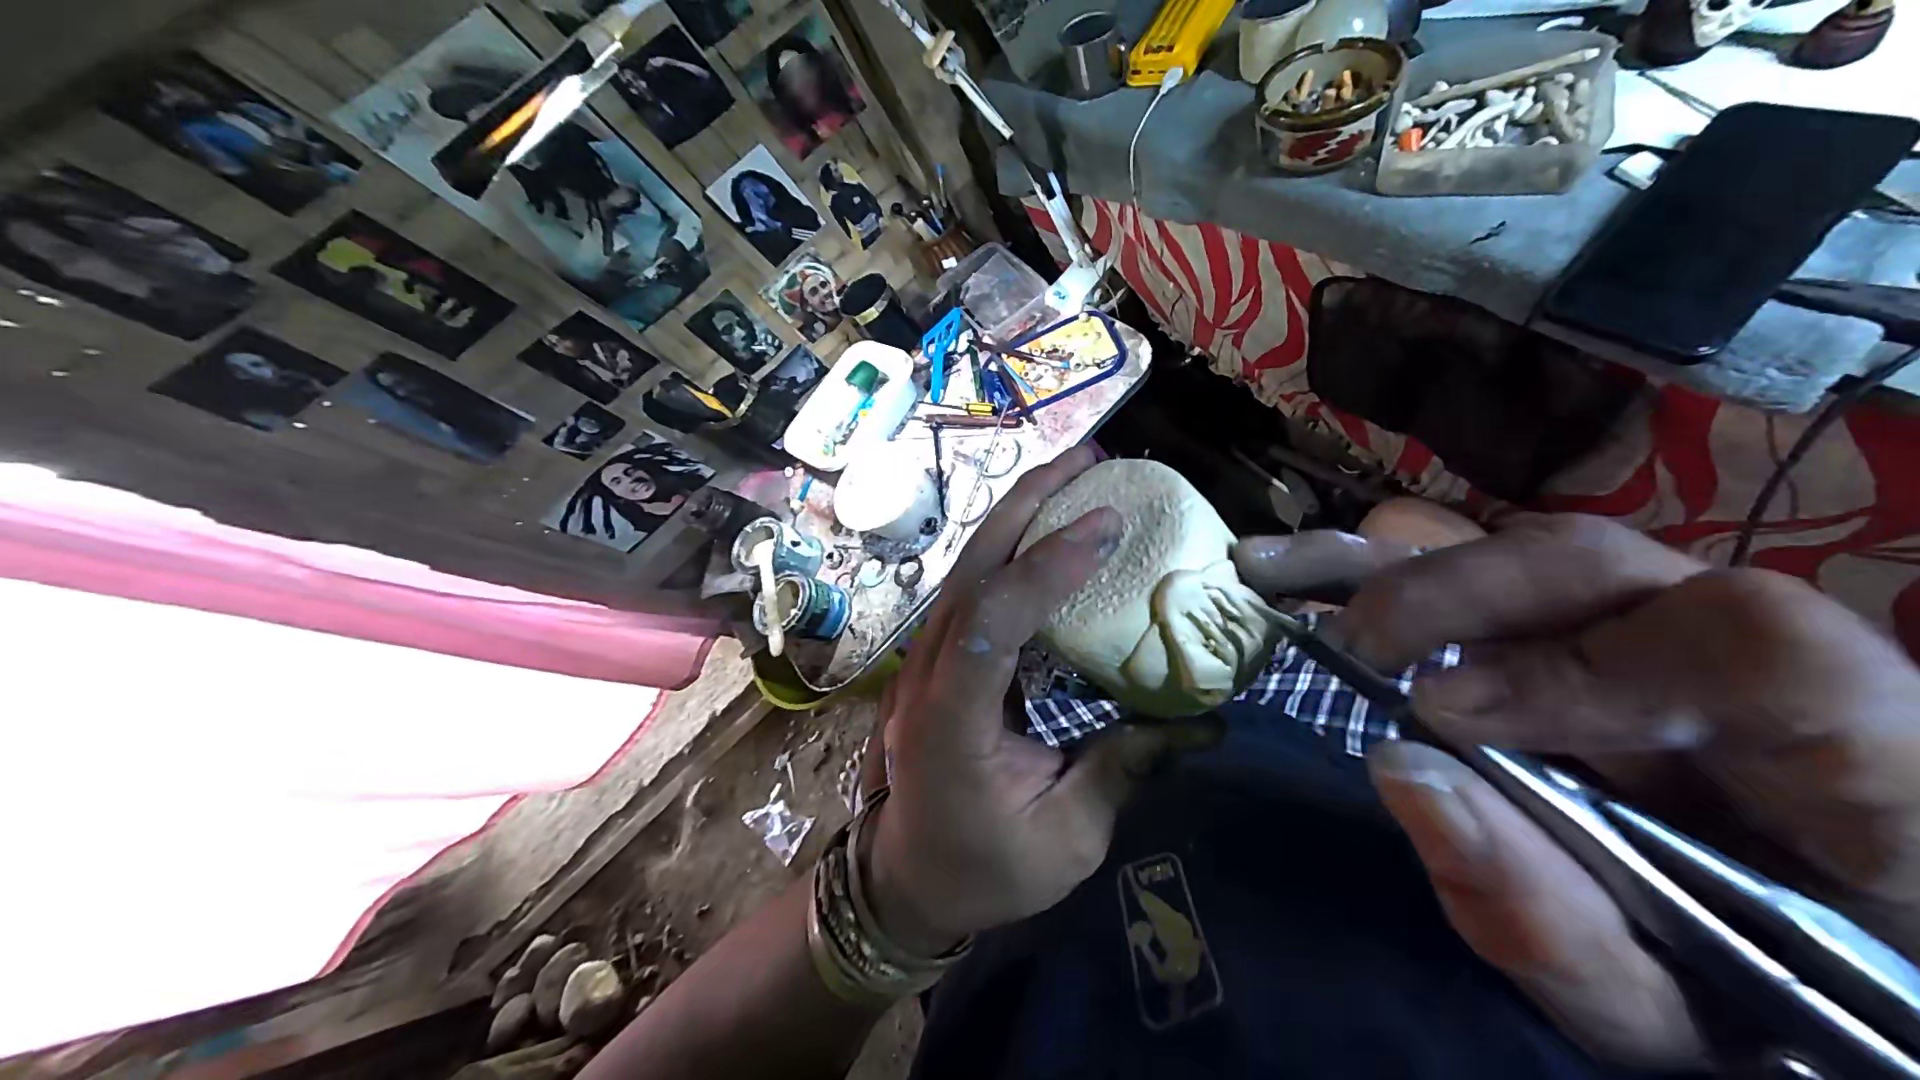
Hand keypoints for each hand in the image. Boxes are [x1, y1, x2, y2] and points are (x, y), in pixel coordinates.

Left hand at [865, 446, 1215, 954]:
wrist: (905, 875)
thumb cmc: (981, 866)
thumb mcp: (1064, 839)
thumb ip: (1120, 770)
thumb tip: (1192, 720)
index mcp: (949, 720)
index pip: (989, 623)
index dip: (1045, 570)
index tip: (1105, 527)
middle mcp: (925, 674)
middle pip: (969, 572)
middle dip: (1026, 507)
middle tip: (1087, 461)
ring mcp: (921, 659)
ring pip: (965, 569)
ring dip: (1017, 516)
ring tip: (1071, 476)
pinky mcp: (934, 656)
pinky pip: (972, 588)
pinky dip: (1010, 549)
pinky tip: (1045, 530)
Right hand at [1296, 514, 1919, 1067]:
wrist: (1806, 968)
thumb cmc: (1770, 1019)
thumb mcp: (1666, 1019)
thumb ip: (1553, 920)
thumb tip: (1399, 769)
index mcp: (1867, 768)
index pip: (1753, 651)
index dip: (1580, 665)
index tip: (1435, 710)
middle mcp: (1758, 657)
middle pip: (1600, 561)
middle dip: (1450, 590)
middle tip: (1347, 642)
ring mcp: (1666, 633)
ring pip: (1528, 547)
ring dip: (1394, 560)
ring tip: (1274, 570)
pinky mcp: (1588, 636)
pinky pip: (1487, 572)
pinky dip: (1390, 570)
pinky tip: (1304, 573)